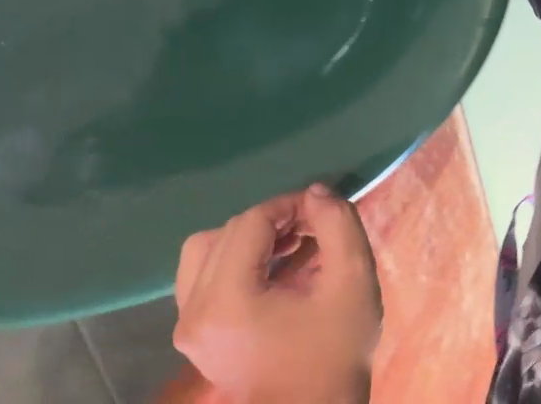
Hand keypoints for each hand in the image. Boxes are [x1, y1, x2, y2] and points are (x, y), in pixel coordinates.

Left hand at [173, 184, 381, 403]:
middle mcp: (193, 313)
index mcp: (226, 301)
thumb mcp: (353, 277)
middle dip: (270, 220)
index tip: (325, 213)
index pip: (249, 223)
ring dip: (248, 239)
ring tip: (290, 249)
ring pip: (204, 253)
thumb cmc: (336, 346)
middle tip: (311, 229)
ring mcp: (188, 327)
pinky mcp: (195, 335)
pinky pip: (203, 277)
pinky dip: (237, 261)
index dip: (289, 205)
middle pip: (222, 233)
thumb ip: (337, 224)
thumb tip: (315, 193)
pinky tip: (275, 271)